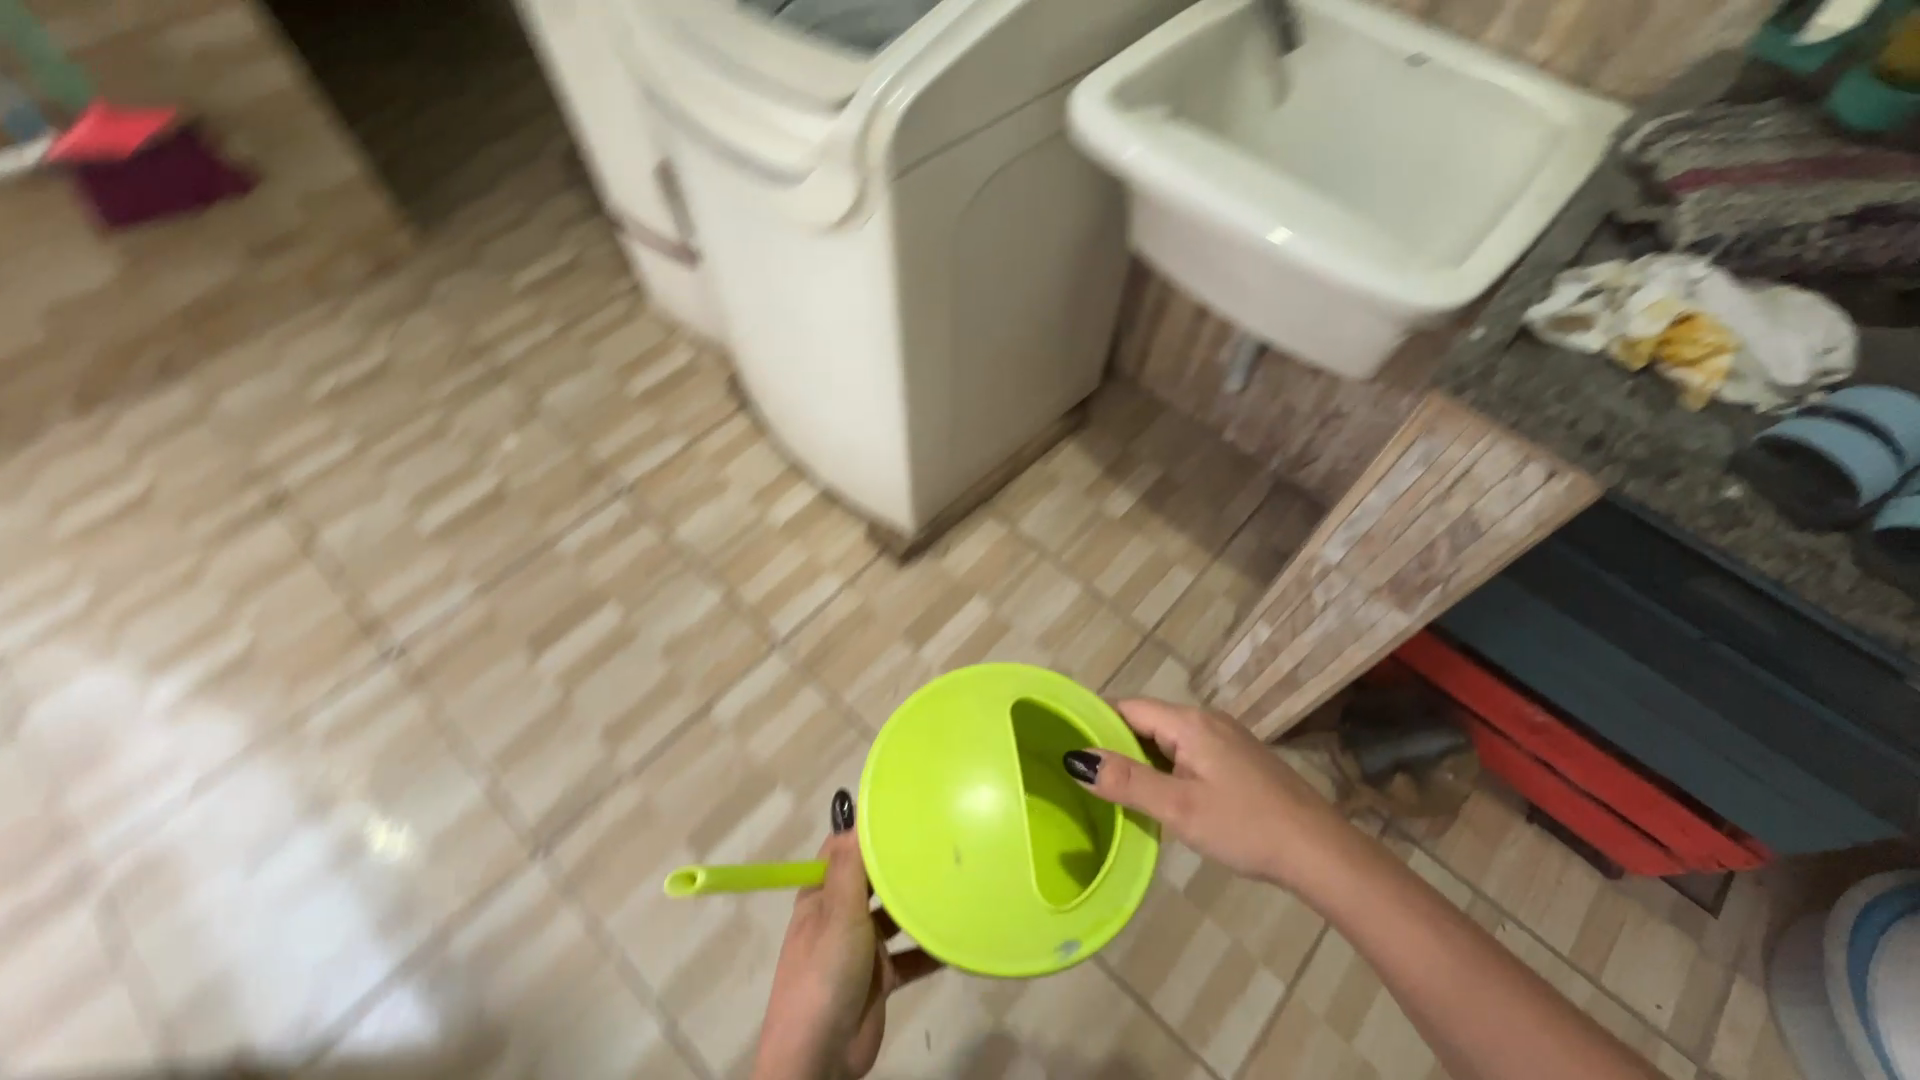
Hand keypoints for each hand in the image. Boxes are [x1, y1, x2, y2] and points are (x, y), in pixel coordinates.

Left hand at [753, 792, 939, 1079]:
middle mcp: (841, 917)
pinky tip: (959, 935)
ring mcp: (862, 949)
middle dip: (901, 866)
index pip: (843, 851)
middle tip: (943, 842)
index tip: (904, 811)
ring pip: (895, 918)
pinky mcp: (881, 979)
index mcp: (821, 896)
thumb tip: (857, 815)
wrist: (819, 1054)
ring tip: (958, 881)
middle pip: (873, 882)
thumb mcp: (836, 914)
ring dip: (919, 906)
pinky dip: (932, 949)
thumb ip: (849, 868)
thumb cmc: (823, 972)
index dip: (868, 832)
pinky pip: (912, 957)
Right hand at [1064, 698, 1347, 889]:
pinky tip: (1158, 797)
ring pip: (1167, 740)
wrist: (1319, 852)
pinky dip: (1164, 768)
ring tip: (1111, 789)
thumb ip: (1126, 781)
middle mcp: (1207, 720)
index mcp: (1189, 723)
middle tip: (1082, 775)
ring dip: (1140, 759)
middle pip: (1146, 721)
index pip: (1127, 708)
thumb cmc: (1244, 826)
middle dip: (1114, 744)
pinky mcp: (1238, 761)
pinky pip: (1187, 753)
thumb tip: (1075, 758)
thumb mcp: (1178, 807)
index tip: (1064, 747)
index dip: (1093, 723)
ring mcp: (1226, 739)